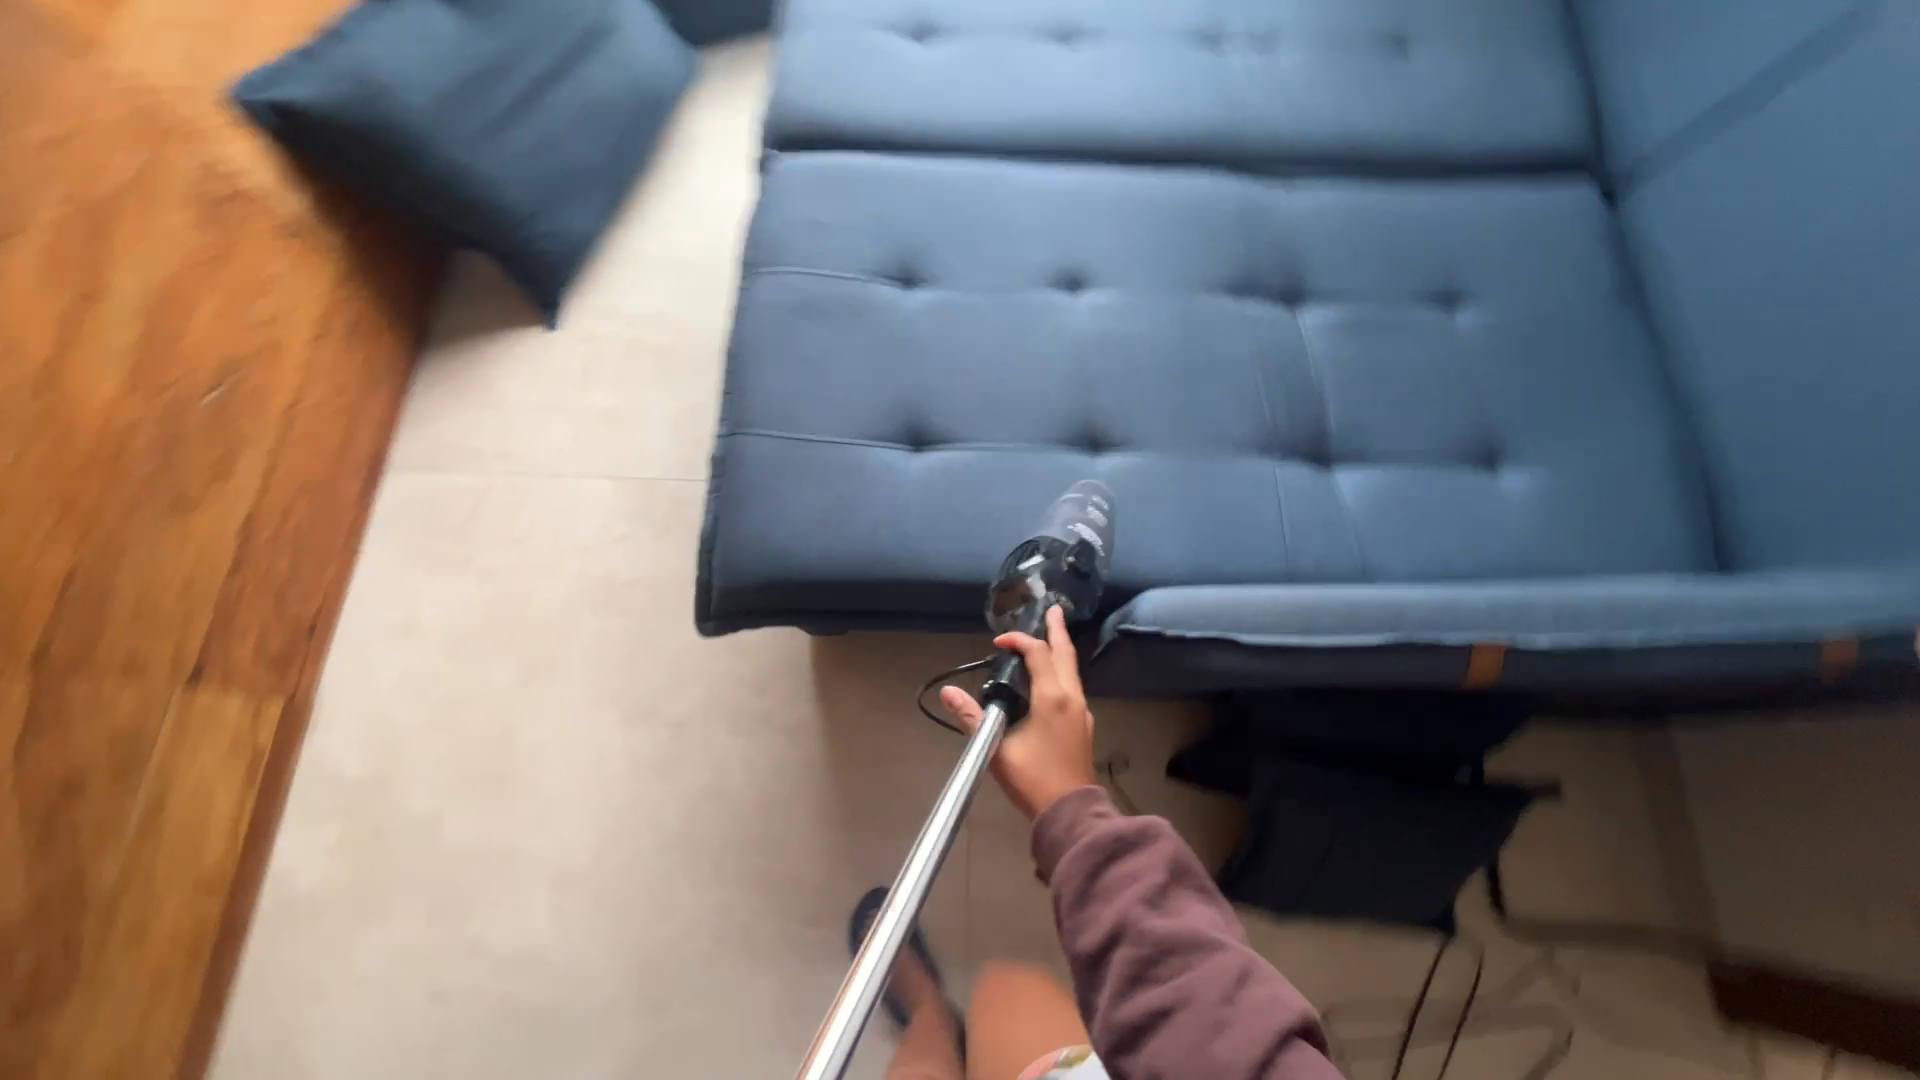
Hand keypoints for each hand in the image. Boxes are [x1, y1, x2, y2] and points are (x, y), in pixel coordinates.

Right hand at [941, 605, 1097, 820]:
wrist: (1070, 812)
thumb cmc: (1033, 779)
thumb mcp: (996, 748)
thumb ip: (973, 717)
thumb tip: (948, 692)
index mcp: (1053, 697)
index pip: (1038, 654)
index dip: (1018, 642)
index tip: (997, 643)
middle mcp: (1073, 698)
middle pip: (1065, 655)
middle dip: (1057, 631)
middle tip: (1054, 610)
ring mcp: (1082, 712)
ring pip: (1072, 671)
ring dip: (1061, 651)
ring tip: (1052, 638)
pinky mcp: (1083, 726)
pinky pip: (1073, 687)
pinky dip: (1062, 672)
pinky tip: (1054, 679)